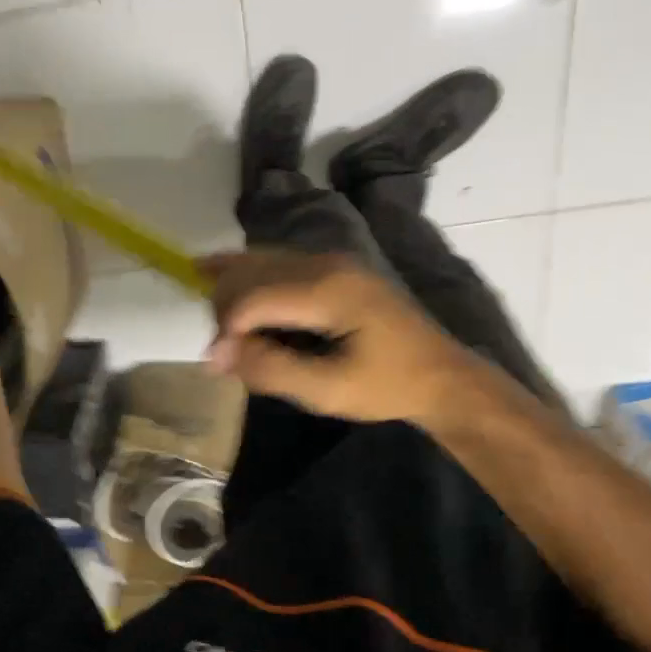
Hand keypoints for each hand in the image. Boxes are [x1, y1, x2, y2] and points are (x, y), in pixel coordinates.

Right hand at [198, 249, 466, 421]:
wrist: (440, 376)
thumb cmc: (387, 388)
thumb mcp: (328, 391)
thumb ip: (271, 369)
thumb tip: (216, 355)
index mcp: (329, 291)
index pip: (251, 297)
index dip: (225, 330)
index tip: (218, 366)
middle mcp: (326, 262)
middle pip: (249, 272)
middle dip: (224, 310)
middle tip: (223, 355)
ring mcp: (329, 260)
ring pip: (258, 261)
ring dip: (230, 291)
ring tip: (220, 330)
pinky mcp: (330, 267)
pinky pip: (273, 261)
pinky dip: (243, 273)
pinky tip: (209, 271)